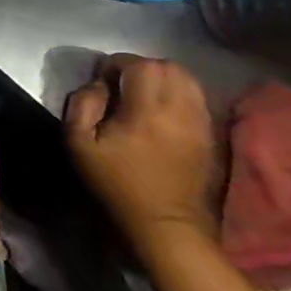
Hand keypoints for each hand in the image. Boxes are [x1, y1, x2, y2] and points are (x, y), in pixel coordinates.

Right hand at [64, 55, 217, 252]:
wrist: (165, 225)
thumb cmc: (117, 185)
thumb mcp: (80, 146)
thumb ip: (82, 105)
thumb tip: (97, 84)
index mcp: (145, 111)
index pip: (137, 64)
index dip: (116, 64)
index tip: (104, 80)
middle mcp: (178, 109)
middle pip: (166, 65)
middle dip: (141, 67)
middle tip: (124, 84)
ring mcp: (199, 121)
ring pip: (187, 77)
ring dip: (164, 77)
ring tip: (146, 93)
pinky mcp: (210, 133)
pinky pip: (198, 97)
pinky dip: (180, 92)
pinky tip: (165, 109)